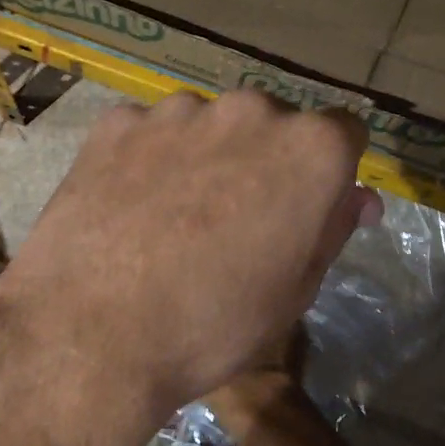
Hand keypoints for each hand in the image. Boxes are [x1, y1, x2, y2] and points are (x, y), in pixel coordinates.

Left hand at [0, 90, 379, 418]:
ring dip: (202, 156)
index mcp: (309, 149)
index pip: (342, 135)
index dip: (327, 174)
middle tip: (233, 220)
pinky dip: (145, 159)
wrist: (89, 334)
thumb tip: (355, 197)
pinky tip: (127, 208)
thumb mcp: (292, 293)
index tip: (305, 208)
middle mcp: (247, 111)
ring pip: (205, 125)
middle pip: (269, 124)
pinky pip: (146, 133)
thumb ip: (330, 230)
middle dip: (262, 160)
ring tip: (171, 218)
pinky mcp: (114, 123)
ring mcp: (174, 112)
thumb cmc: (209, 327)